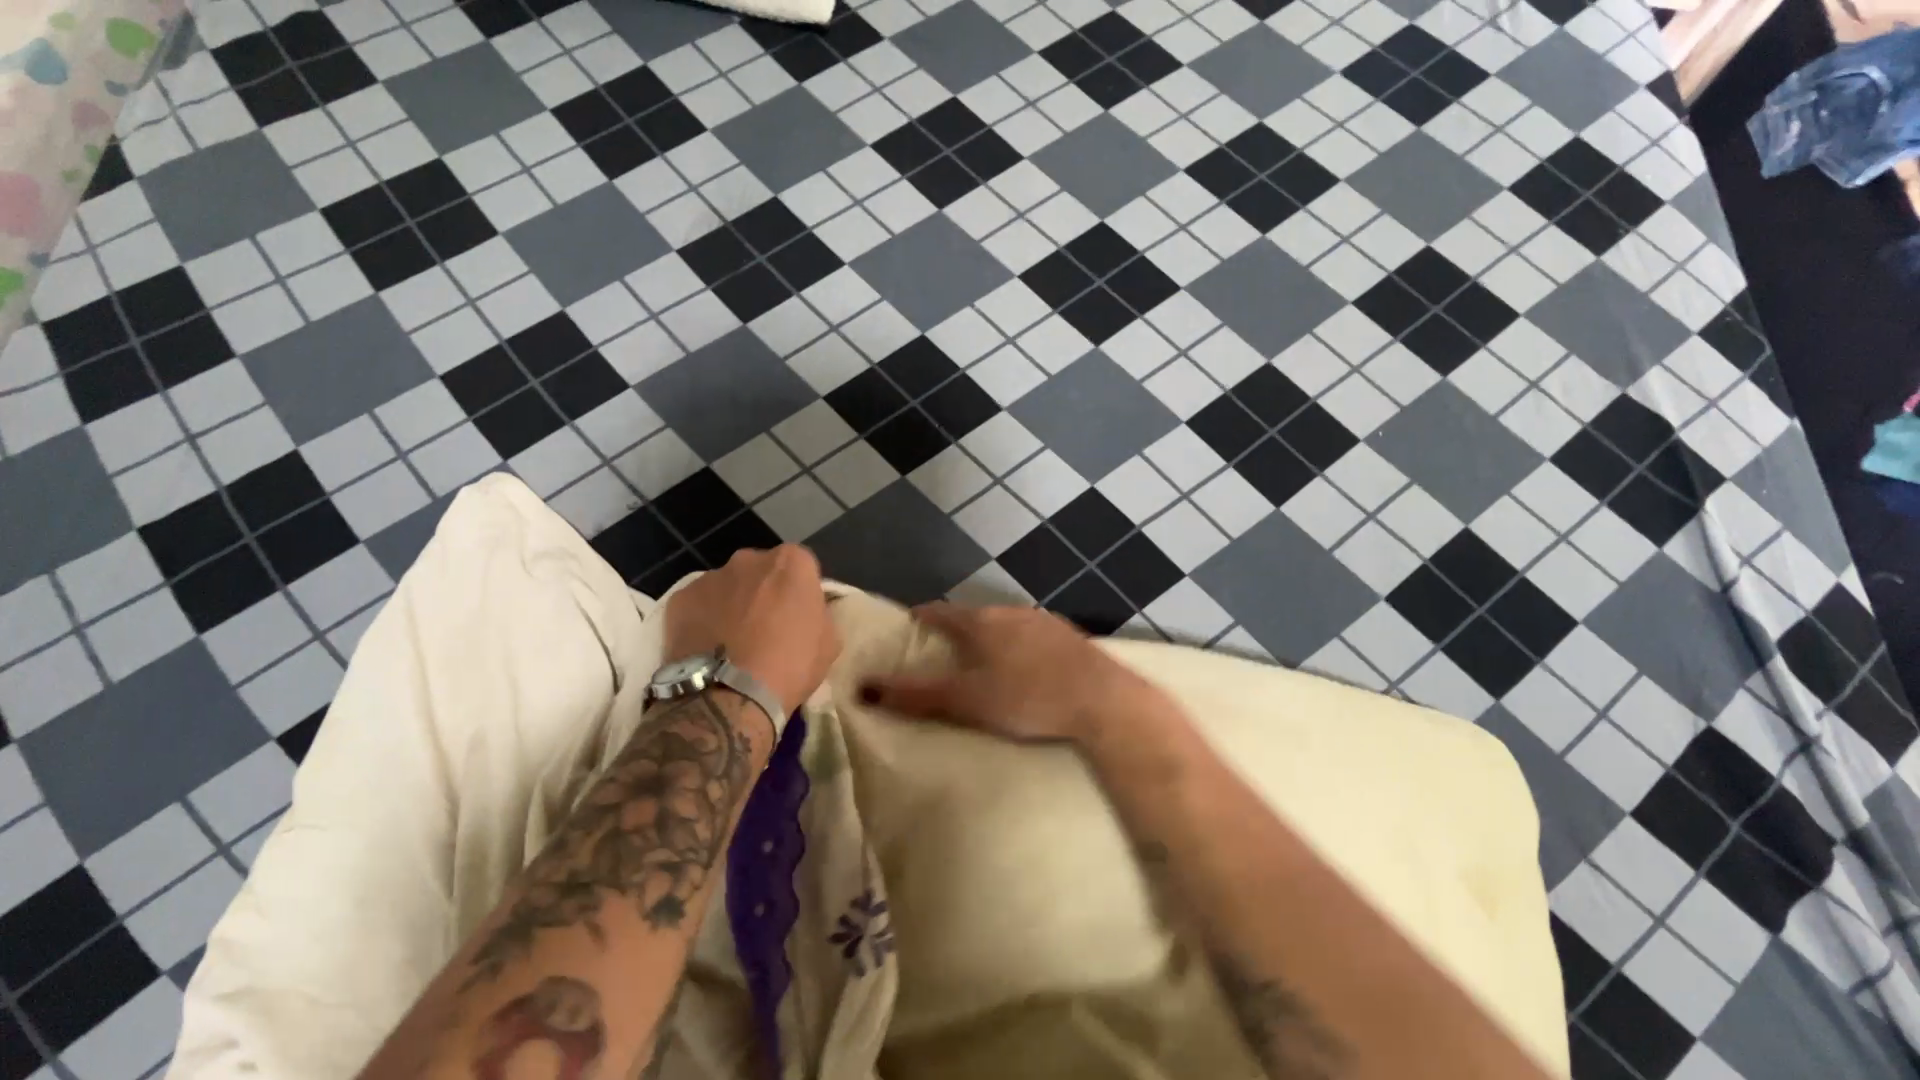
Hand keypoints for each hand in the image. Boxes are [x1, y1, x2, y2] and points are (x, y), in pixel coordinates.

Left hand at [663, 546, 838, 724]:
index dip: (800, 592)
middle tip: (764, 628)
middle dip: (763, 592)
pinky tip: (706, 648)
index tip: (797, 616)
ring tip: (730, 643)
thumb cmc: (790, 666)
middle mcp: (749, 559)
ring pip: (727, 587)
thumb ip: (818, 613)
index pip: (801, 567)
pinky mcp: (680, 598)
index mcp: (791, 563)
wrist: (730, 695)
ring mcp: (710, 577)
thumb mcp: (829, 642)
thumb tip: (806, 612)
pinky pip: (698, 605)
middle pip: (761, 571)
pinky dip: (702, 620)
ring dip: (731, 605)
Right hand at [857, 604, 1153, 743]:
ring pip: (1005, 624)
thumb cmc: (1027, 698)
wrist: (1103, 700)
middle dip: (954, 630)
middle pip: (973, 616)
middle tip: (938, 651)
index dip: (920, 618)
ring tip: (979, 660)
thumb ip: (915, 696)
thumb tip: (865, 688)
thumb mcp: (966, 701)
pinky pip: (1031, 636)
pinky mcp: (1070, 638)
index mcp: (981, 622)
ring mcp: (1044, 621)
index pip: (939, 612)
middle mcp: (1011, 612)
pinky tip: (1023, 666)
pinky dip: (1016, 647)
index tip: (907, 627)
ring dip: (988, 638)